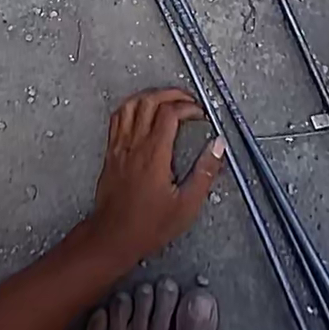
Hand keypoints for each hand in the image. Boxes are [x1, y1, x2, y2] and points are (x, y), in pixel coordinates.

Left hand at [84, 89, 226, 263]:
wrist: (112, 236)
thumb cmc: (148, 225)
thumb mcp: (186, 206)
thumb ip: (205, 173)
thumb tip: (217, 146)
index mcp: (154, 154)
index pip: (170, 112)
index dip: (188, 106)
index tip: (199, 114)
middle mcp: (135, 144)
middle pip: (150, 100)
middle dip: (171, 93)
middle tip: (187, 100)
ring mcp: (120, 145)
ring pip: (131, 104)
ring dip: (151, 95)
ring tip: (166, 99)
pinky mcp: (111, 150)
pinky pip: (118, 116)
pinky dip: (131, 105)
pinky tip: (141, 110)